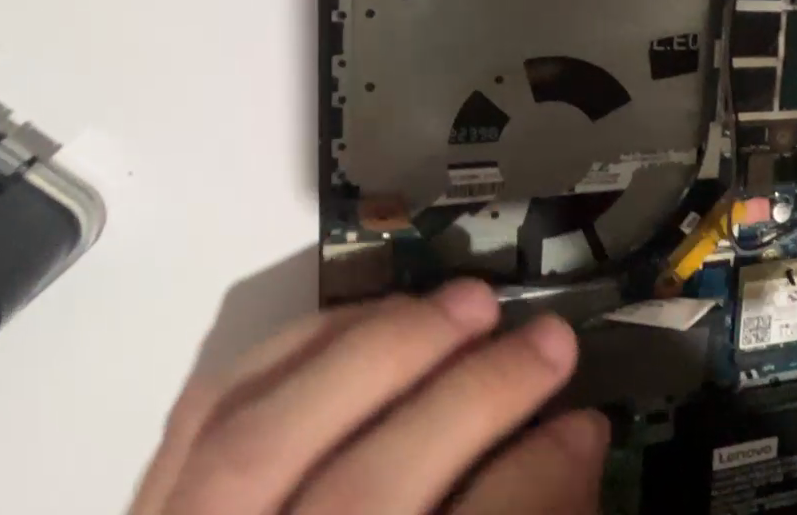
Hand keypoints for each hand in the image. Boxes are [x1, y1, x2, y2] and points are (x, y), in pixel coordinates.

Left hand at [130, 281, 607, 514]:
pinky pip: (209, 408)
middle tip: (551, 338)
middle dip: (472, 398)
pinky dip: (301, 344)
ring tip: (472, 300)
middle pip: (357, 498)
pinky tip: (375, 315)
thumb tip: (575, 437)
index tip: (588, 423)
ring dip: (384, 348)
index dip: (534, 485)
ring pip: (262, 441)